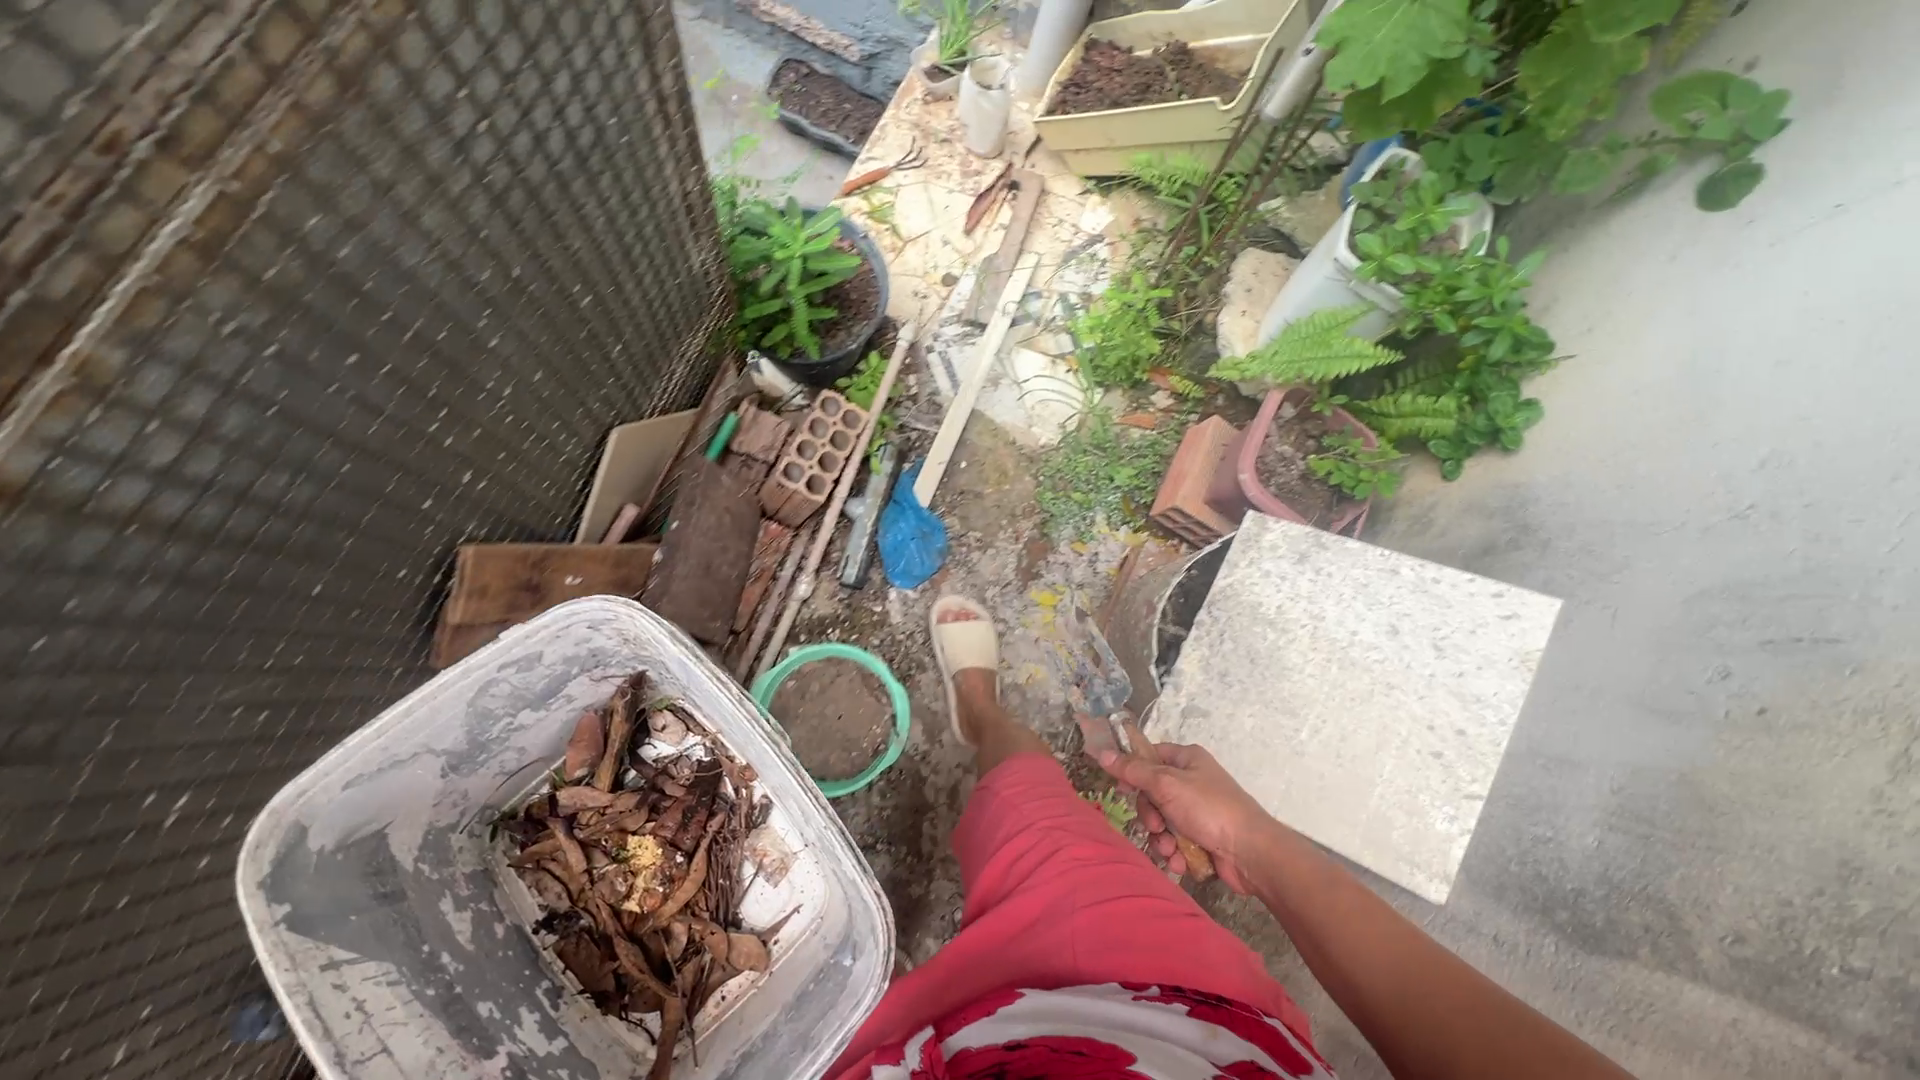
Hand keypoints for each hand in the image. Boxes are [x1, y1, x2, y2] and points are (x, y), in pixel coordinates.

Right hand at [1098, 729, 1272, 892]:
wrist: (1250, 852)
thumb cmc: (1209, 809)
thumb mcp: (1166, 784)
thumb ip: (1133, 770)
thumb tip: (1103, 753)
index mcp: (1187, 759)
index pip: (1149, 755)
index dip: (1132, 770)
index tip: (1121, 788)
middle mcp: (1191, 781)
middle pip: (1151, 793)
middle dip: (1149, 815)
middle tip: (1155, 825)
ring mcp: (1197, 811)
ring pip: (1161, 821)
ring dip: (1160, 838)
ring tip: (1170, 848)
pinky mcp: (1201, 837)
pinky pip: (1175, 841)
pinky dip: (1174, 852)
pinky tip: (1180, 861)